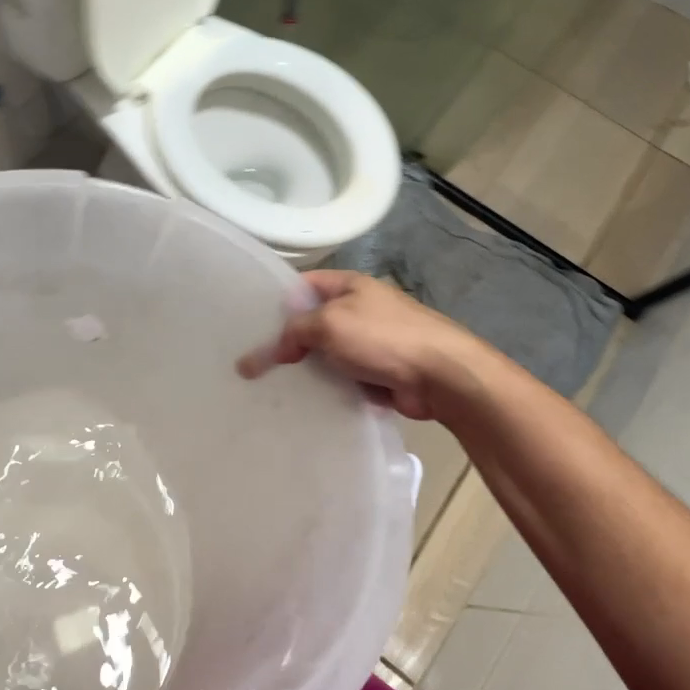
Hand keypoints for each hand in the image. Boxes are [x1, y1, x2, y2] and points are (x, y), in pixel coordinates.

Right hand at [236, 271, 473, 420]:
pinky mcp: (376, 374)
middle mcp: (358, 309)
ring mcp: (369, 343)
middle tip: (253, 364)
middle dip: (286, 342)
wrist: (441, 376)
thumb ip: (293, 332)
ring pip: (324, 355)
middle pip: (310, 323)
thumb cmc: (384, 337)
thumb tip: (268, 353)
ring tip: (271, 388)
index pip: (301, 286)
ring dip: (306, 371)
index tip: (248, 326)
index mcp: (348, 285)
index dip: (275, 303)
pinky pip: (341, 379)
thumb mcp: (329, 323)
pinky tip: (303, 403)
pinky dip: (326, 389)